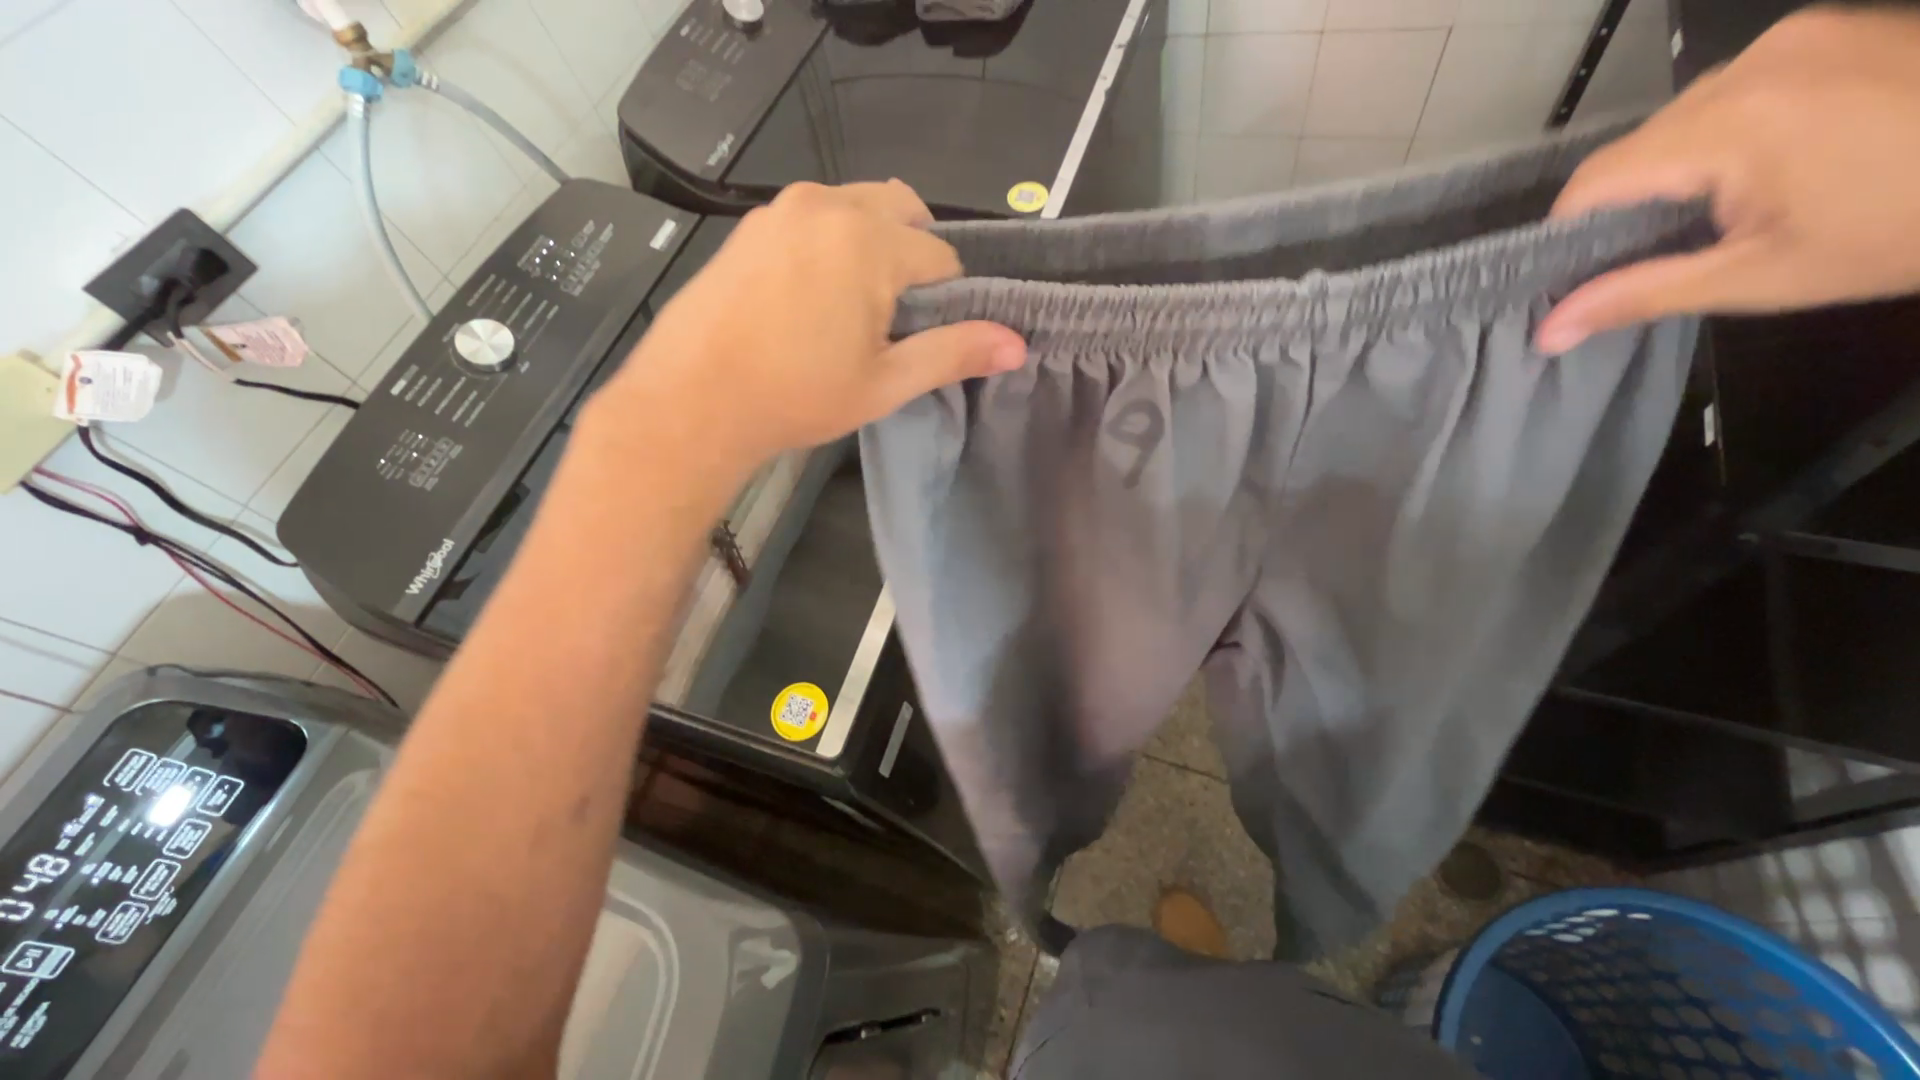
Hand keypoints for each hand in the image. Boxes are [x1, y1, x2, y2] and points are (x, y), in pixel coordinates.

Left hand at [601, 180, 1024, 469]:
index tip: (922, 337)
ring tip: (850, 309)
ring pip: (855, 208)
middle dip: (914, 256)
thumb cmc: (796, 395)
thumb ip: (953, 352)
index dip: (946, 300)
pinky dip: (829, 243)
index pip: (941, 257)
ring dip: (872, 245)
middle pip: (903, 211)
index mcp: (869, 240)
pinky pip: (812, 218)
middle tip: (894, 317)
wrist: (691, 400)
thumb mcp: (884, 382)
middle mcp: (827, 206)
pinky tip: (807, 299)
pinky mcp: (750, 226)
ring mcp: (781, 209)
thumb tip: (1017, 344)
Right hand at [1536, 6, 1919, 353]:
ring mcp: (1800, 35)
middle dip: (1636, 200)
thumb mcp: (1765, 276)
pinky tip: (1779, 162)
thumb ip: (1641, 293)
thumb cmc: (1911, 229)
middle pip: (1640, 145)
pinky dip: (1733, 131)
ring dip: (1684, 165)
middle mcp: (1753, 62)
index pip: (1595, 181)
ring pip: (1686, 115)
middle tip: (1675, 249)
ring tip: (1739, 205)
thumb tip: (1545, 332)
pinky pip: (1742, 87)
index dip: (1570, 233)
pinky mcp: (1835, 26)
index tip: (1578, 276)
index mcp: (1731, 124)